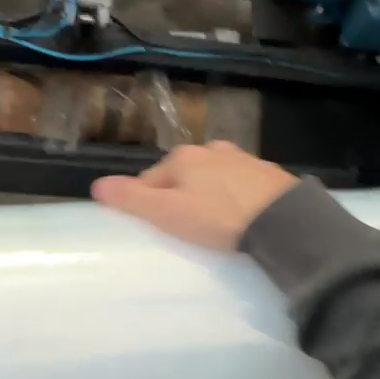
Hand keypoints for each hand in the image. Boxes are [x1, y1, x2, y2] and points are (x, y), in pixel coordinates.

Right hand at [91, 141, 300, 250]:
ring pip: (212, 178)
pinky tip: (239, 217)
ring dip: (208, 195)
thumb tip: (97, 185)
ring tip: (213, 224)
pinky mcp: (267, 175)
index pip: (151, 178)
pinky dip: (234, 198)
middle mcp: (212, 150)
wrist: (282, 221)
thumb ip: (132, 199)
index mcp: (183, 157)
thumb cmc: (218, 217)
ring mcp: (242, 159)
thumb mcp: (168, 213)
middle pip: (182, 176)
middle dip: (179, 196)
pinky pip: (239, 186)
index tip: (156, 226)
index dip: (148, 203)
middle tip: (185, 228)